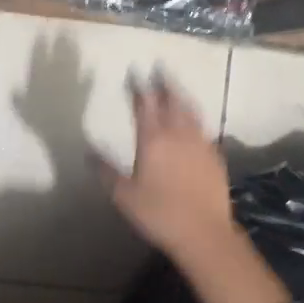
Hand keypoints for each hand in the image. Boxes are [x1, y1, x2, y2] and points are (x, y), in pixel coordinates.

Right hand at [93, 71, 237, 262]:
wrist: (204, 233)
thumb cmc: (158, 214)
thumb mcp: (123, 195)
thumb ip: (105, 170)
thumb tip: (88, 151)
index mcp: (153, 140)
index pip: (145, 105)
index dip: (138, 87)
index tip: (134, 72)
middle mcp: (179, 135)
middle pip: (173, 100)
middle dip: (165, 83)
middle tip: (159, 69)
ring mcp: (201, 144)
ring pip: (191, 111)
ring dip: (182, 96)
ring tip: (175, 87)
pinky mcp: (215, 157)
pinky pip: (203, 128)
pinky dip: (194, 118)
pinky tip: (192, 124)